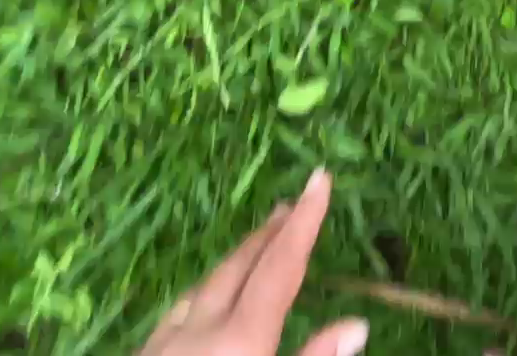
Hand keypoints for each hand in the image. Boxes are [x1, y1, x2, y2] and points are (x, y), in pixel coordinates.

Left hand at [140, 169, 368, 355]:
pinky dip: (200, 297)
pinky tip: (193, 311)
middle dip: (267, 235)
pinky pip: (175, 318)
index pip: (281, 266)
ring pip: (201, 290)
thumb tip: (357, 324)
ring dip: (233, 263)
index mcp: (240, 340)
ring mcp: (159, 353)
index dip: (304, 221)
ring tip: (251, 249)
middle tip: (290, 206)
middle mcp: (197, 334)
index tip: (319, 178)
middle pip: (238, 268)